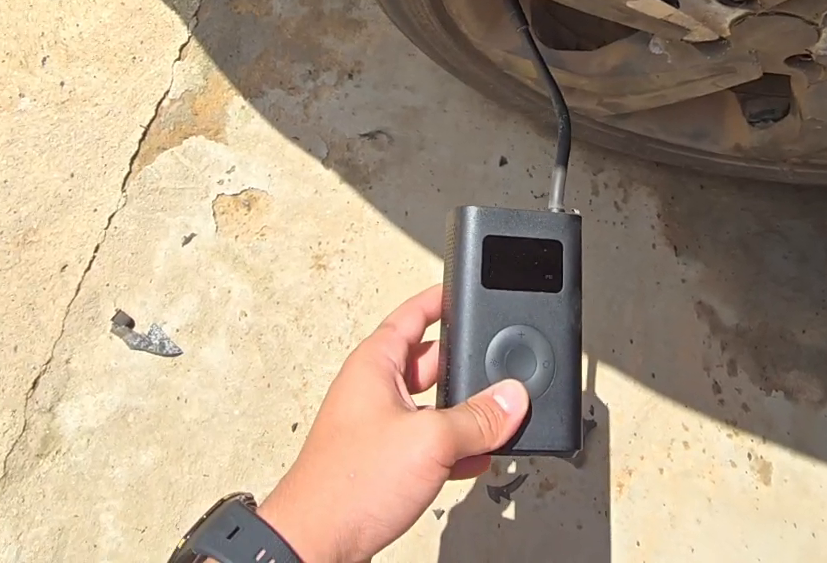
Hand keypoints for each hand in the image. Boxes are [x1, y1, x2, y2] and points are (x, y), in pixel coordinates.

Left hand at [258, 286, 529, 562]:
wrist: (315, 548)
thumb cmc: (346, 485)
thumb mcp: (428, 441)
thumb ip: (477, 418)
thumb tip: (511, 398)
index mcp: (376, 363)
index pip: (413, 314)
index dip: (440, 299)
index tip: (465, 289)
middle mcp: (375, 388)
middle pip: (430, 361)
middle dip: (464, 365)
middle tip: (498, 366)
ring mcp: (379, 425)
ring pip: (432, 404)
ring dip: (462, 413)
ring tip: (494, 419)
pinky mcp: (384, 461)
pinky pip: (428, 441)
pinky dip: (453, 446)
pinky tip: (475, 457)